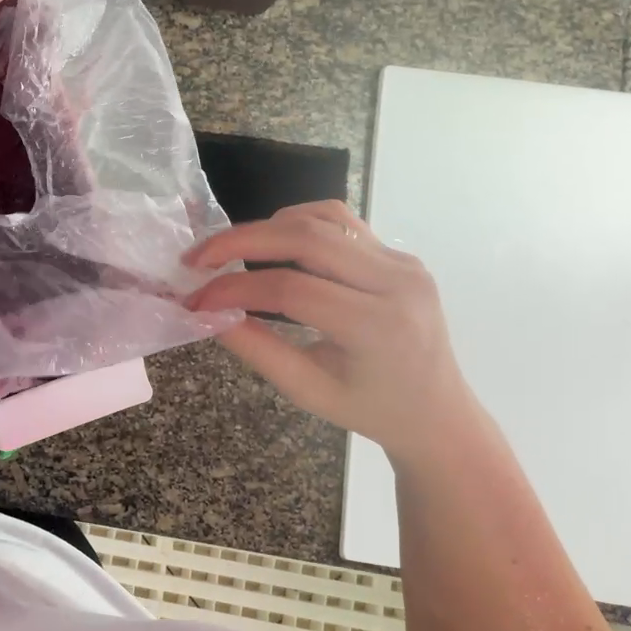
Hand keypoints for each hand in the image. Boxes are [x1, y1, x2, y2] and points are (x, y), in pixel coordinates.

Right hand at [184, 200, 482, 463]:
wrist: (436, 411)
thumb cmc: (369, 409)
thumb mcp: (304, 389)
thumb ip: (255, 347)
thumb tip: (207, 313)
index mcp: (376, 326)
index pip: (289, 289)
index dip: (232, 289)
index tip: (194, 301)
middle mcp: (397, 283)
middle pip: (306, 238)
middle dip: (239, 242)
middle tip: (196, 259)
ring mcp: (402, 263)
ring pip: (322, 219)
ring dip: (265, 228)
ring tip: (226, 251)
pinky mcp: (396, 255)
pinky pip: (340, 222)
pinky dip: (295, 223)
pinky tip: (269, 244)